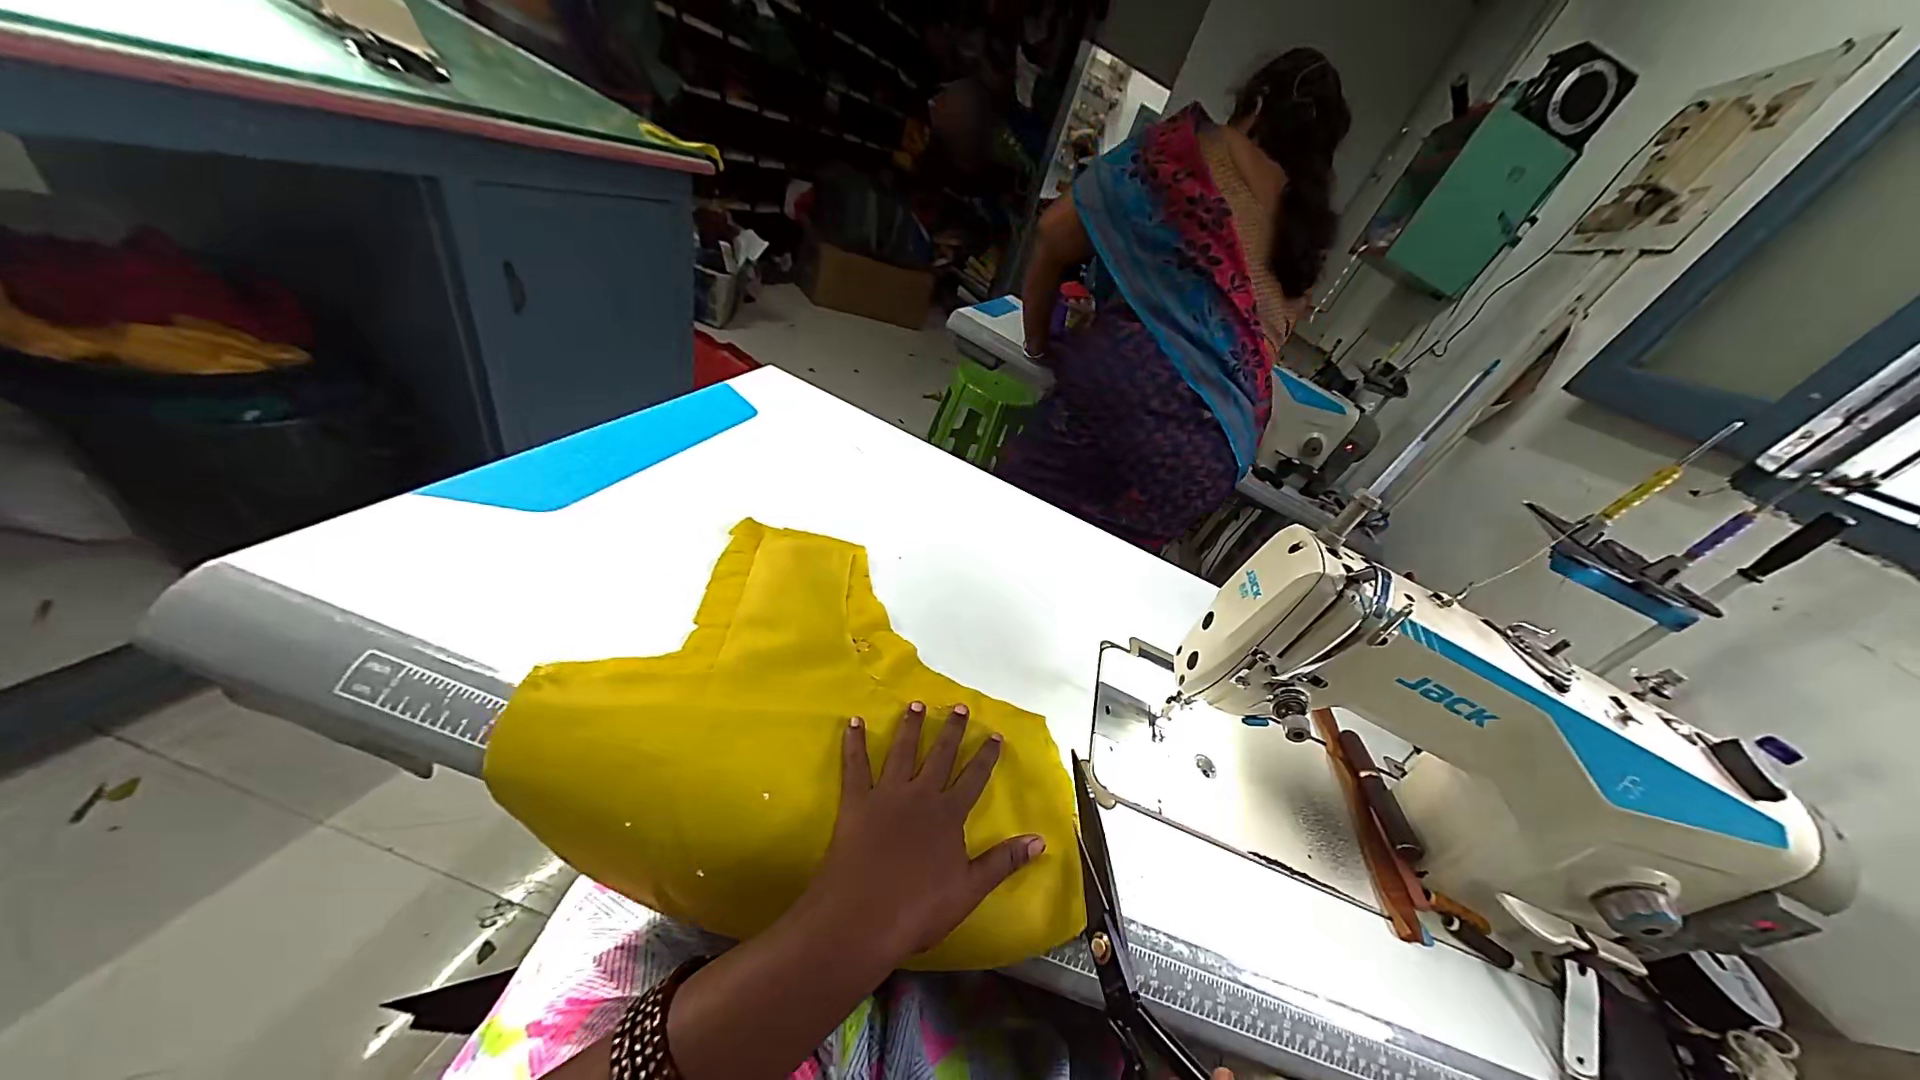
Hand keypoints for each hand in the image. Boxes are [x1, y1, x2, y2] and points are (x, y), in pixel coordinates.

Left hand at [802, 702, 1044, 960]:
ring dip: (910, 727)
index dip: (985, 756)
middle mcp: (920, 795)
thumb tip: (1040, 841)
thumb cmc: (918, 909)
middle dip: (952, 731)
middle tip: (959, 707)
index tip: (994, 735)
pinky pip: (855, 765)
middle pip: (940, 756)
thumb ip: (1003, 861)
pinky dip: (854, 742)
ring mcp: (887, 795)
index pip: (973, 778)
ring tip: (916, 704)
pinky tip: (854, 722)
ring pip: (902, 751)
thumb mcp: (969, 889)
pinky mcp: (857, 801)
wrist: (862, 917)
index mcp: (948, 815)